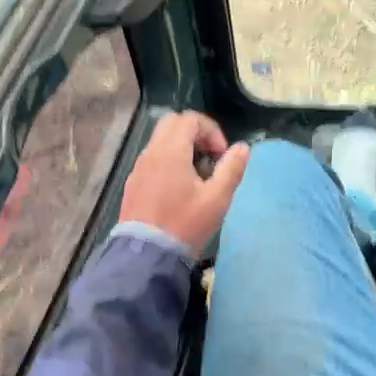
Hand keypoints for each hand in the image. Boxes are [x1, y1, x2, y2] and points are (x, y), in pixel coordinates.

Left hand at [118, 110, 248, 252]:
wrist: (146, 256)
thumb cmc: (185, 224)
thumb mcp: (217, 199)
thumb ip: (232, 169)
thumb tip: (242, 147)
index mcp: (171, 151)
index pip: (190, 119)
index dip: (211, 130)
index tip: (221, 154)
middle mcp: (151, 153)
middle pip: (172, 123)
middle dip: (195, 133)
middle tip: (210, 156)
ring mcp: (138, 168)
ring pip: (160, 140)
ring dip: (181, 147)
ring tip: (197, 175)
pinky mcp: (133, 184)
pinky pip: (152, 159)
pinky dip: (168, 160)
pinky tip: (178, 189)